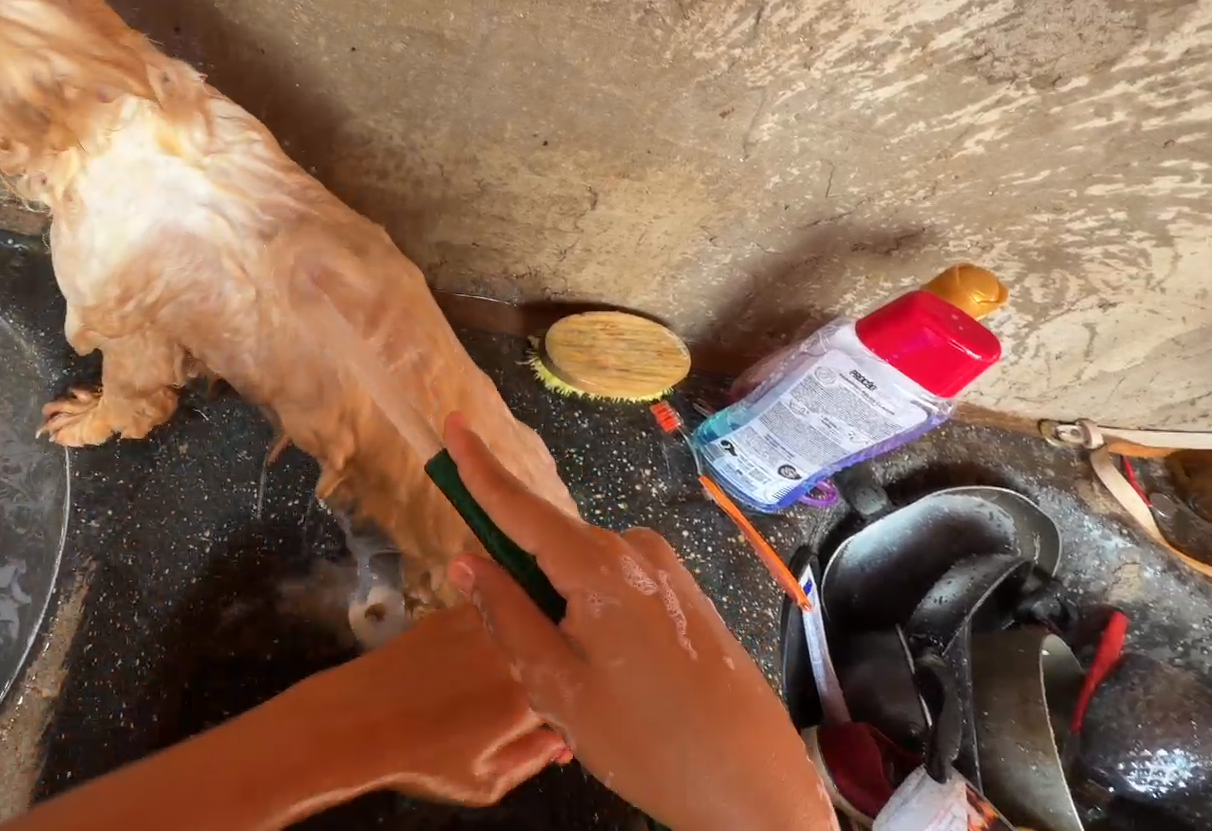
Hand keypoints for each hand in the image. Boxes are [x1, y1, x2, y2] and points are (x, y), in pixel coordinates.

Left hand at [291, 603, 566, 805]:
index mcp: (526, 696)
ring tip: (500, 672)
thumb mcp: (483, 782)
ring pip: (518, 622)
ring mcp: (479, 622)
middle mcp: (509, 649)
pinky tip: (472, 656)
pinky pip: (488, 613)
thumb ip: (531, 758)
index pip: (571, 690)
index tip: (554, 717)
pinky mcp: (451, 610)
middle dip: (548, 664)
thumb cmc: (422, 759)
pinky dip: (492, 629)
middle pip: (547, 645)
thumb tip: (561, 740)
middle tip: (530, 692)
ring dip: (521, 639)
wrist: (359, 717)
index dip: (569, 704)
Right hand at [442, 415, 834, 830]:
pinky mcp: (681, 584)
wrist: (758, 787)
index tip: (453, 423)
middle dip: (521, 574)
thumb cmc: (648, 741)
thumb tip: (466, 560)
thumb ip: (506, 614)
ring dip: (558, 598)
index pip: (518, 506)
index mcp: (597, 568)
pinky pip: (613, 576)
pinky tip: (615, 668)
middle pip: (548, 540)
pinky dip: (590, 603)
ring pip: (579, 564)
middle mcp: (632, 548)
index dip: (478, 467)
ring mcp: (663, 564)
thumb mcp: (557, 687)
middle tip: (531, 652)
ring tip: (583, 678)